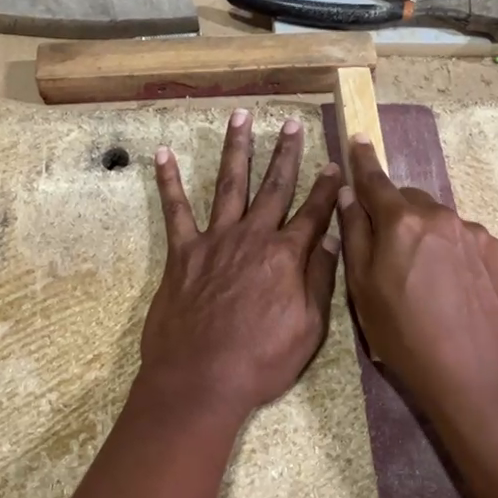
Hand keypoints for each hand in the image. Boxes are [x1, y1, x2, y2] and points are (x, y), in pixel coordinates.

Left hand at [140, 110, 343, 420]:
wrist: (200, 380)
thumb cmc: (260, 362)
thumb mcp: (309, 329)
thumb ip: (320, 280)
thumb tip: (333, 239)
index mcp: (287, 256)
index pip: (313, 213)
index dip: (326, 188)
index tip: (334, 164)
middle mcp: (253, 238)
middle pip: (274, 187)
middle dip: (286, 153)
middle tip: (291, 124)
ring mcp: (215, 241)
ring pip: (229, 184)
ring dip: (237, 149)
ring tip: (241, 117)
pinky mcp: (183, 253)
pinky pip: (175, 209)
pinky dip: (169, 181)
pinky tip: (163, 153)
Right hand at [337, 136, 497, 416]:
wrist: (471, 371)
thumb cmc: (403, 334)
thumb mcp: (362, 288)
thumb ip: (354, 234)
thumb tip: (348, 194)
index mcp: (400, 221)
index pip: (375, 180)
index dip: (363, 160)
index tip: (358, 138)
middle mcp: (439, 215)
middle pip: (409, 200)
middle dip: (395, 215)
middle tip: (389, 253)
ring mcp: (473, 232)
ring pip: (438, 221)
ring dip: (426, 236)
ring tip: (425, 280)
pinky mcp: (497, 251)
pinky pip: (465, 240)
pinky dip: (454, 253)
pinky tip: (453, 288)